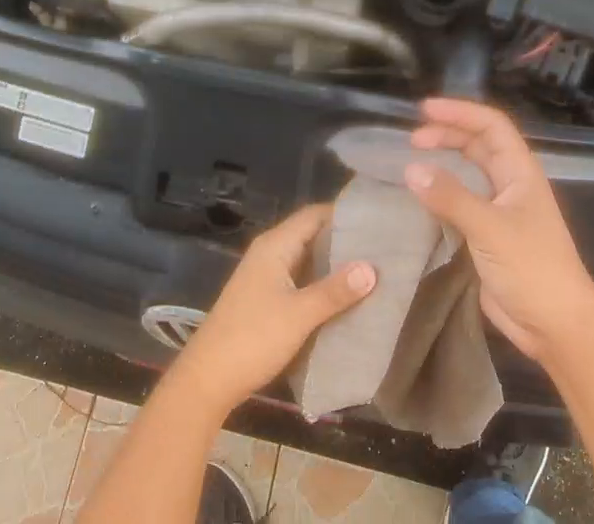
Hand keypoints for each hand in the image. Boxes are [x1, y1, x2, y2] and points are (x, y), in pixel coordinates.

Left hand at [170, 204, 374, 413]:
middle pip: (312, 236)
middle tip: (385, 247)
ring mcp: (265, 278)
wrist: (208, 379)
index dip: (345, 214)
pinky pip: (301, 282)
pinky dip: (322, 285)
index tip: (379, 220)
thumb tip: (372, 267)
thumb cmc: (253, 338)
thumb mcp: (299, 314)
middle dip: (345, 241)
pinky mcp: (266, 301)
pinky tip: (347, 298)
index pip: (314, 215)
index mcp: (274, 246)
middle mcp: (269, 255)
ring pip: (307, 262)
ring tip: (375, 270)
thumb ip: (335, 291)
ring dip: (335, 266)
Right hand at [405, 98, 593, 365]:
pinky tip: (418, 200)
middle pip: (479, 146)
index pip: (492, 127)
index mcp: (521, 174)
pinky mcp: (487, 238)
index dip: (460, 113)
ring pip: (468, 175)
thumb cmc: (533, 269)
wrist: (555, 326)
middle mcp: (511, 186)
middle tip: (411, 140)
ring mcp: (499, 213)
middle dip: (447, 135)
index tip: (424, 109)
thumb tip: (411, 168)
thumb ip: (451, 197)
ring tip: (411, 162)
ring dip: (443, 164)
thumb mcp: (490, 229)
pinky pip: (459, 205)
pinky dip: (439, 196)